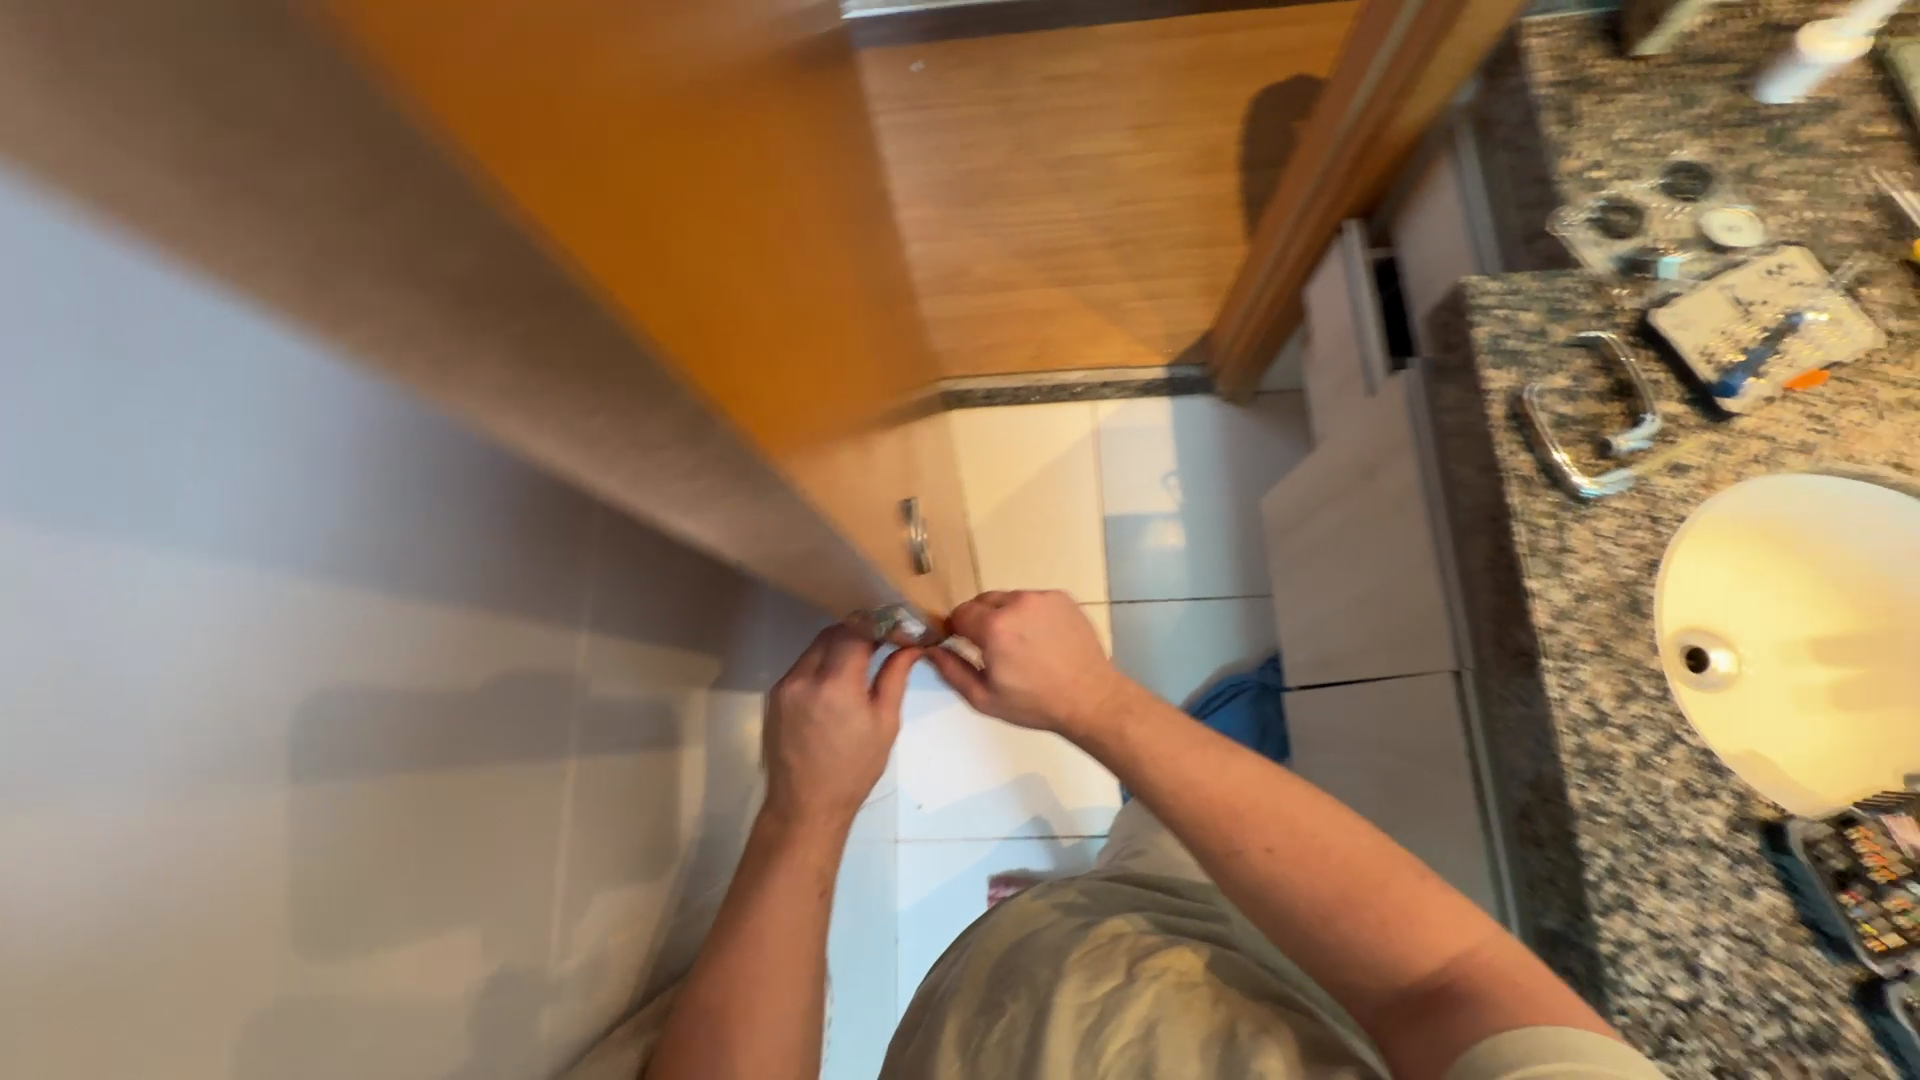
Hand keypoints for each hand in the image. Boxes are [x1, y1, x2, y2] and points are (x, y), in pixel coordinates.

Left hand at [762, 626, 918, 828]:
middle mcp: (805, 677)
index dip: (879, 624)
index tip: (897, 629)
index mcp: (836, 684)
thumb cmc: (854, 769)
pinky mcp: (775, 695)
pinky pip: (803, 665)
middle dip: (859, 631)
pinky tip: (838, 680)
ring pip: (816, 646)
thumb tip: (910, 647)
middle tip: (883, 641)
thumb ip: (894, 677)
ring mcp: (786, 685)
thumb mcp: (885, 723)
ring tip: (863, 660)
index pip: (856, 631)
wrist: (806, 805)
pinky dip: (823, 662)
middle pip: (833, 632)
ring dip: (840, 645)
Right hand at [925, 590, 1136, 736]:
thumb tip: (930, 650)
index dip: (957, 630)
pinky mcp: (1062, 598)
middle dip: (981, 621)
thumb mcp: (984, 698)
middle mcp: (1017, 603)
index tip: (964, 645)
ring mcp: (1042, 598)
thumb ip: (951, 671)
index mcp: (994, 627)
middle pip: (982, 602)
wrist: (1090, 698)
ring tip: (1022, 645)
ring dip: (1006, 616)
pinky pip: (1034, 600)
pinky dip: (1030, 614)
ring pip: (1009, 599)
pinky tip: (1042, 639)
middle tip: (994, 649)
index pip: (959, 614)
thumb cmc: (1035, 703)